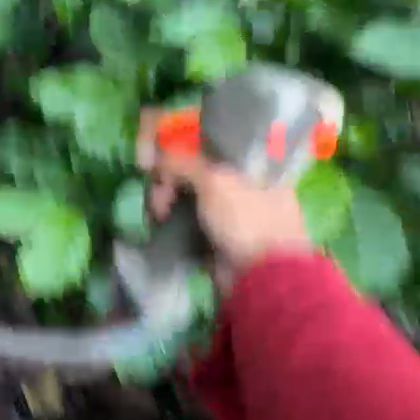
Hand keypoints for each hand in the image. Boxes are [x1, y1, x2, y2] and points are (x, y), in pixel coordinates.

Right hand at [140, 108, 314, 288]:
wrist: (264, 277)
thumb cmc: (247, 222)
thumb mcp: (214, 181)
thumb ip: (181, 162)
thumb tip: (155, 160)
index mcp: (255, 167)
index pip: (210, 142)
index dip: (179, 142)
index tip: (156, 150)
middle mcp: (244, 183)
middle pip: (191, 165)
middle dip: (168, 175)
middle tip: (159, 189)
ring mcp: (231, 208)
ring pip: (184, 189)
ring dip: (164, 196)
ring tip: (160, 212)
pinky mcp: (217, 229)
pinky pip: (184, 211)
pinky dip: (169, 213)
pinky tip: (162, 219)